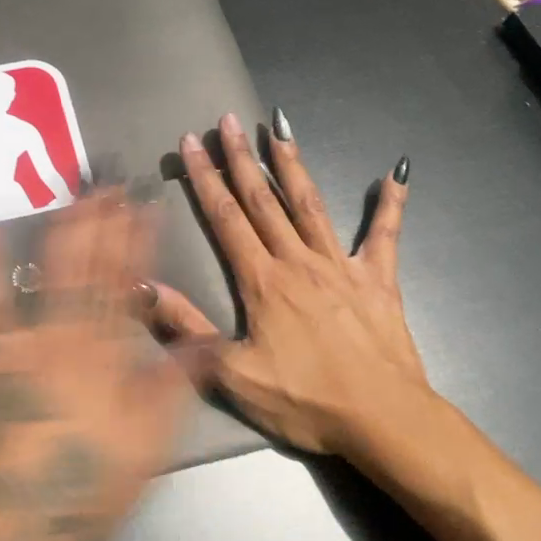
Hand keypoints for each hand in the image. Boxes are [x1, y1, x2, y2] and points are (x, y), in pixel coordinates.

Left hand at [0, 188, 192, 540]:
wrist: (20, 512)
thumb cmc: (88, 478)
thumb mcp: (151, 441)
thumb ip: (176, 384)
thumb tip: (206, 340)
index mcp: (110, 350)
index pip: (130, 281)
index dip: (139, 238)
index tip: (146, 201)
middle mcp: (70, 332)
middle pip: (90, 265)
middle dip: (103, 217)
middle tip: (110, 178)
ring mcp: (28, 337)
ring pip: (50, 271)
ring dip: (62, 226)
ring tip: (71, 189)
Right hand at [148, 111, 430, 461]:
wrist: (385, 421)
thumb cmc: (305, 401)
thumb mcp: (233, 375)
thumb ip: (187, 328)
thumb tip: (143, 286)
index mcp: (261, 280)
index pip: (226, 218)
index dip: (205, 178)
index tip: (191, 141)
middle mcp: (298, 260)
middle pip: (263, 199)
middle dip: (241, 157)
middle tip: (228, 119)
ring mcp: (341, 265)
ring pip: (310, 204)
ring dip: (292, 164)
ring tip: (280, 128)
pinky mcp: (379, 279)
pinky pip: (385, 235)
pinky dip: (391, 204)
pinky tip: (397, 173)